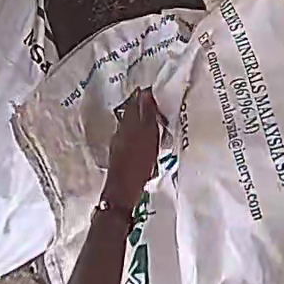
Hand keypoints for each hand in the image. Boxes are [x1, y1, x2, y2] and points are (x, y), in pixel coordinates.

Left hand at [102, 89, 161, 211]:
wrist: (123, 191)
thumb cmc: (138, 162)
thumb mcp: (147, 135)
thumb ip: (147, 114)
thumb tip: (145, 92)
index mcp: (127, 121)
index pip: (136, 100)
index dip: (147, 96)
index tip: (161, 94)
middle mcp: (121, 129)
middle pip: (133, 113)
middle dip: (147, 109)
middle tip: (163, 110)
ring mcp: (119, 143)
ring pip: (133, 126)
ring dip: (145, 124)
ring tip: (160, 127)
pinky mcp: (121, 155)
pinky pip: (133, 139)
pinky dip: (142, 137)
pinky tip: (150, 144)